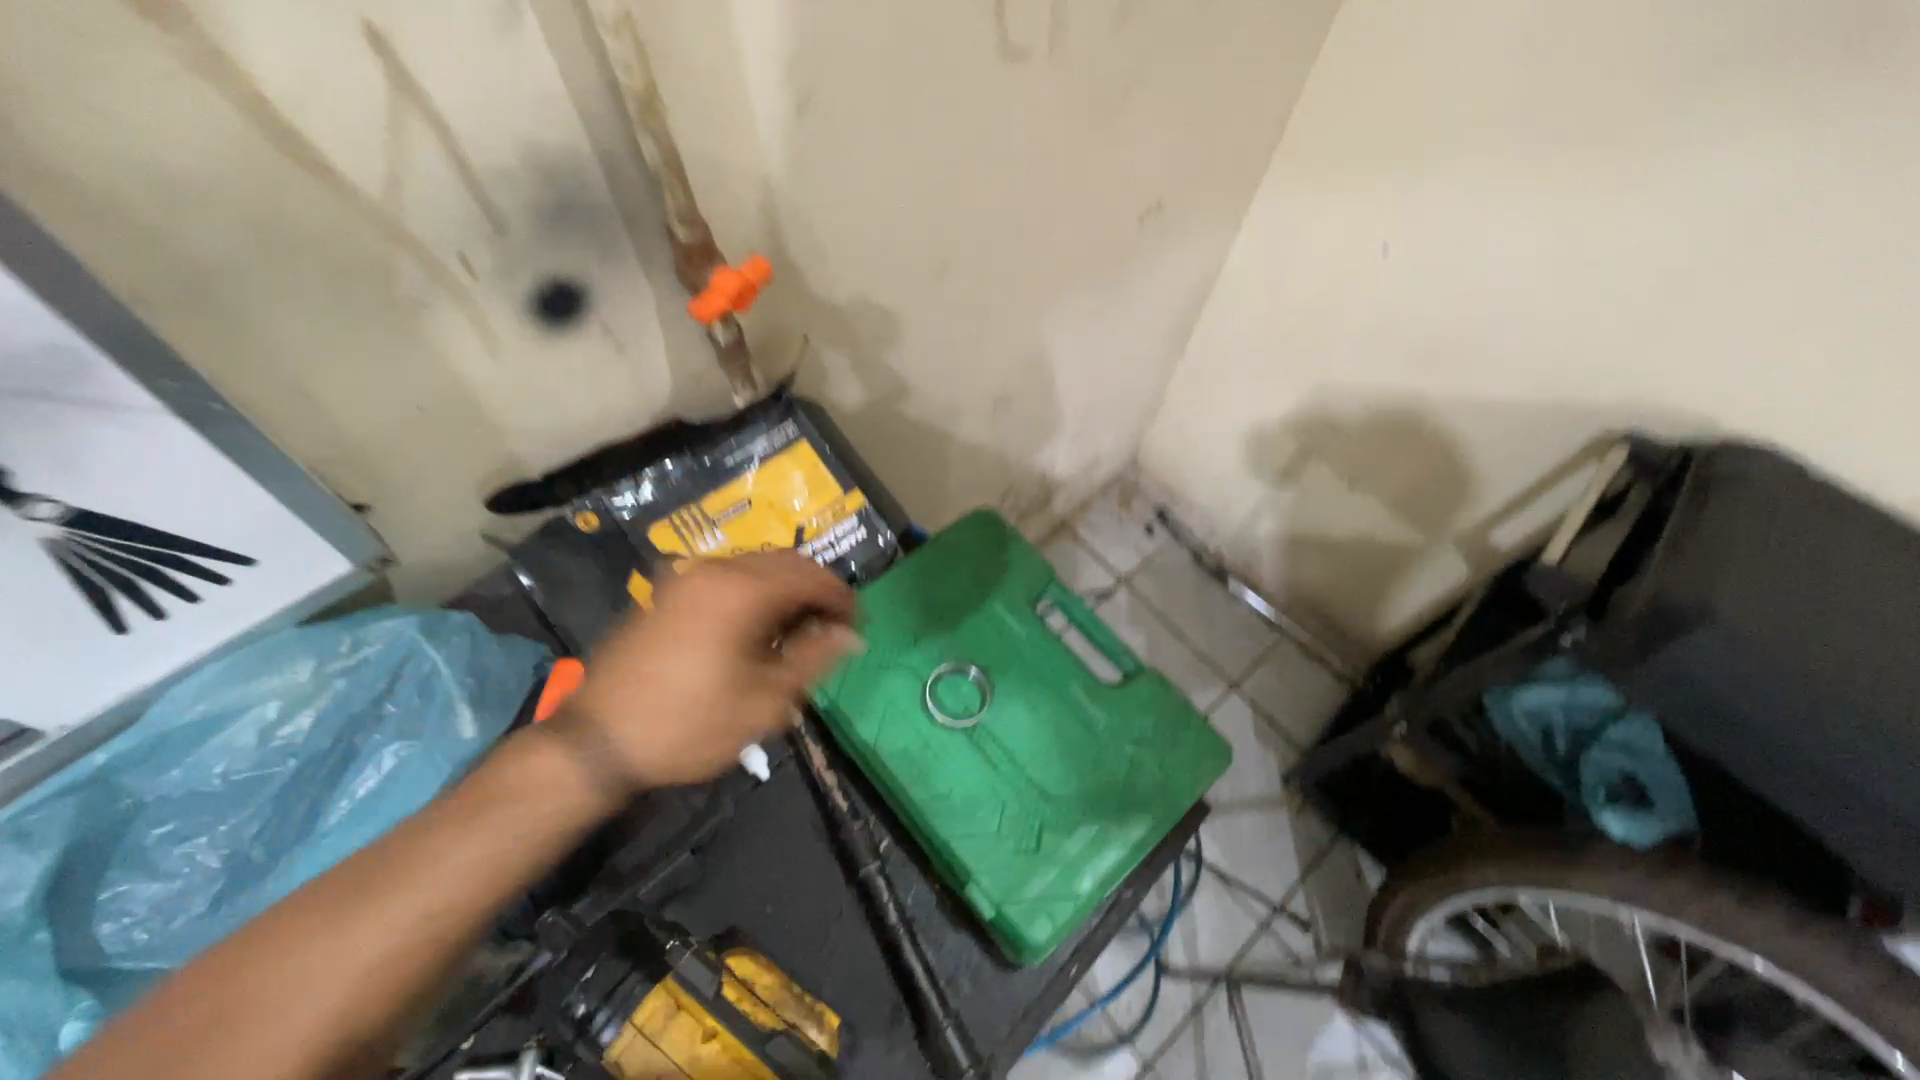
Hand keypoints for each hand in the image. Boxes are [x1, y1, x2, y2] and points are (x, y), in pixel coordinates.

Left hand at [555, 551, 859, 790]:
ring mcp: (684, 580)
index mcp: (742, 590)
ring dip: (783, 591)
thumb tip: (851, 635)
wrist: (597, 742)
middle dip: (815, 590)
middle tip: (832, 629)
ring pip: (753, 568)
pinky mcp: (665, 595)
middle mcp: (714, 571)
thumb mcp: (764, 702)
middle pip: (783, 562)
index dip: (842, 598)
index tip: (856, 627)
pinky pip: (725, 581)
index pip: (811, 576)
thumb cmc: (688, 725)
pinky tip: (755, 632)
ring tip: (797, 634)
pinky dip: (752, 595)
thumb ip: (813, 659)